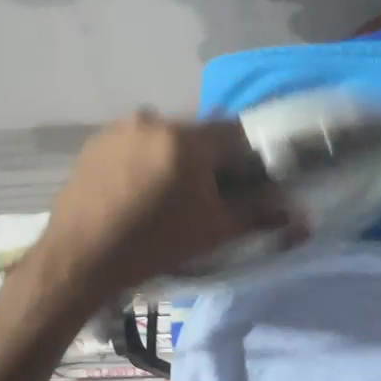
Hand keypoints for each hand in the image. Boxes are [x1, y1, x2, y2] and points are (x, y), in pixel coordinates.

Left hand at [35, 111, 294, 297]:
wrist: (80, 260)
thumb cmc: (154, 245)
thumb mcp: (214, 231)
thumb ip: (259, 214)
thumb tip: (300, 214)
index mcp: (186, 138)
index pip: (235, 134)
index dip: (246, 159)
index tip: (244, 185)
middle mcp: (153, 120)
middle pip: (197, 136)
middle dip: (207, 161)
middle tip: (205, 198)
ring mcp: (119, 130)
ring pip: (165, 140)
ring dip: (174, 160)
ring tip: (167, 199)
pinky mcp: (95, 144)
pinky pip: (135, 146)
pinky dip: (144, 163)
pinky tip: (138, 195)